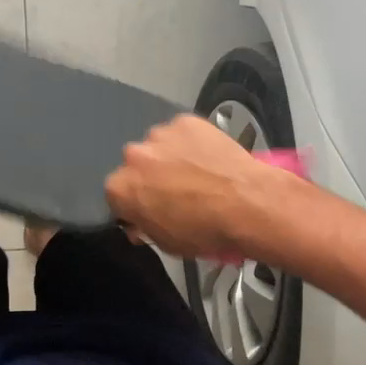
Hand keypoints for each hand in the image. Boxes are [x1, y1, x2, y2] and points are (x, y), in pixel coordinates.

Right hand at [104, 115, 286, 258]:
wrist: (248, 203)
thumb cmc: (206, 231)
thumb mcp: (168, 244)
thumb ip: (145, 228)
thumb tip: (139, 223)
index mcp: (120, 187)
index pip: (117, 194)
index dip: (134, 203)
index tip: (151, 209)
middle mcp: (132, 155)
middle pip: (136, 165)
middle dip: (150, 175)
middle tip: (175, 189)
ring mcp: (159, 133)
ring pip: (158, 145)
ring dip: (169, 156)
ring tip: (197, 171)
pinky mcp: (185, 120)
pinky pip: (182, 132)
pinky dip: (191, 142)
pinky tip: (209, 156)